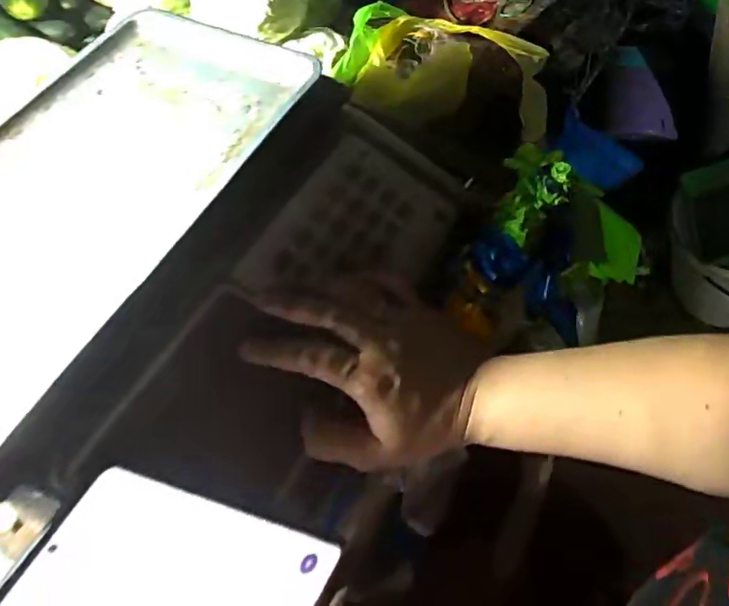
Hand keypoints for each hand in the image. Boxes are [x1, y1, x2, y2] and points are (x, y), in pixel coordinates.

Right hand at [240, 274, 491, 471]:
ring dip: (321, 284)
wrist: (481, 394)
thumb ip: (335, 443)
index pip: (312, 357)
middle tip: (259, 295)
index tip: (247, 344)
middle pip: (328, 313)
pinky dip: (366, 274)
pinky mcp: (419, 305)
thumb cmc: (431, 428)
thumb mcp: (380, 455)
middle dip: (290, 302)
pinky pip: (390, 281)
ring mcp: (401, 317)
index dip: (277, 350)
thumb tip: (302, 420)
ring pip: (355, 291)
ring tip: (294, 279)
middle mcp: (379, 339)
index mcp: (367, 377)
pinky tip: (349, 274)